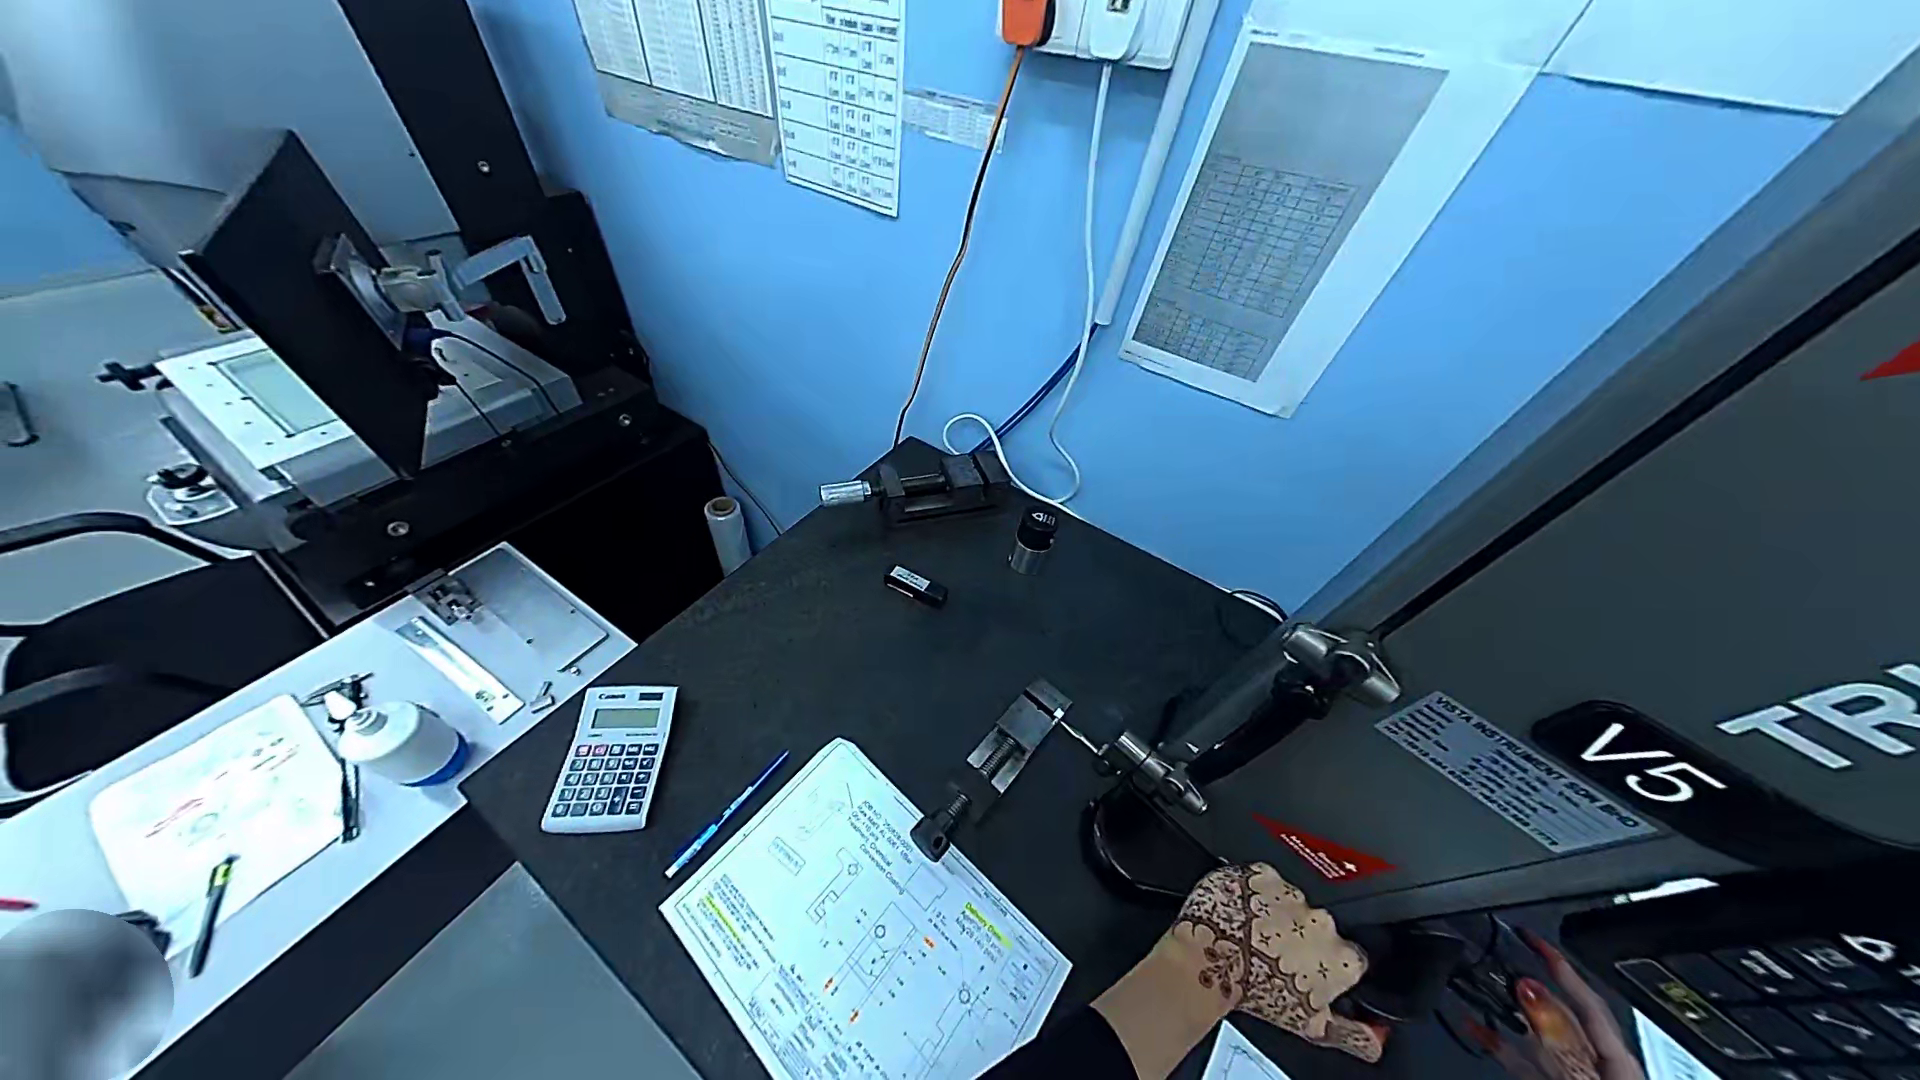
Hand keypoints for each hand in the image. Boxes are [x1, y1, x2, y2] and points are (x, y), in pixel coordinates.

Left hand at [1169, 863, 1386, 1061]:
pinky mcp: (1261, 872)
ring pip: (1290, 899)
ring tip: (1253, 927)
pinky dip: (1254, 889)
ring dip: (1276, 909)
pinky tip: (1242, 907)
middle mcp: (1322, 920)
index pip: (1350, 956)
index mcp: (1341, 958)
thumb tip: (1375, 1039)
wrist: (1210, 960)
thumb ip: (1353, 1033)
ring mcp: (1290, 893)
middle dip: (1300, 933)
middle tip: (1274, 948)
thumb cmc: (1254, 991)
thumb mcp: (1311, 1026)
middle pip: (1318, 924)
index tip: (1311, 965)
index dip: (1328, 961)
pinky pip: (1263, 878)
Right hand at [1469, 930, 1644, 1079]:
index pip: (1589, 1004)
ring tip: (1475, 985)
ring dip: (1506, 1011)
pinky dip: (1496, 1041)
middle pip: (1563, 1019)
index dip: (1560, 966)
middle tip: (1495, 954)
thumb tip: (1529, 987)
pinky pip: (1522, 1062)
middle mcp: (1596, 1072)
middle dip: (1529, 985)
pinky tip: (1472, 1026)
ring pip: (1538, 1040)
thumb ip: (1559, 1043)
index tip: (1528, 935)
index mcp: (1616, 1067)